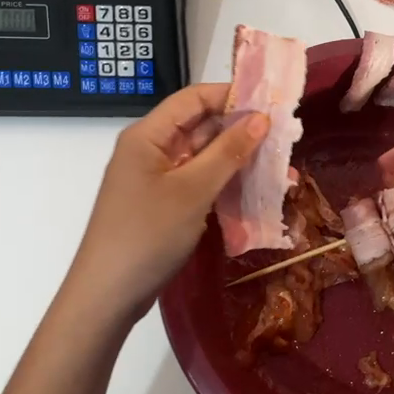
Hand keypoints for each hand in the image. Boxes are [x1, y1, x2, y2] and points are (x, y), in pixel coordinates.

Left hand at [64, 83, 267, 323]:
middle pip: (201, 127)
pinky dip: (226, 185)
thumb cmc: (147, 235)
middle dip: (242, 132)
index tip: (272, 106)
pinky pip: (199, 182)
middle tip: (286, 141)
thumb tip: (261, 118)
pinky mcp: (164, 204)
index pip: (194, 98)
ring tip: (280, 171)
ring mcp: (157, 178)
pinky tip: (257, 194)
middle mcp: (152, 150)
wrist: (107, 297)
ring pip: (204, 157)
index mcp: (148, 135)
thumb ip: (228, 152)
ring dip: (239, 162)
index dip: (232, 97)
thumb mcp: (193, 191)